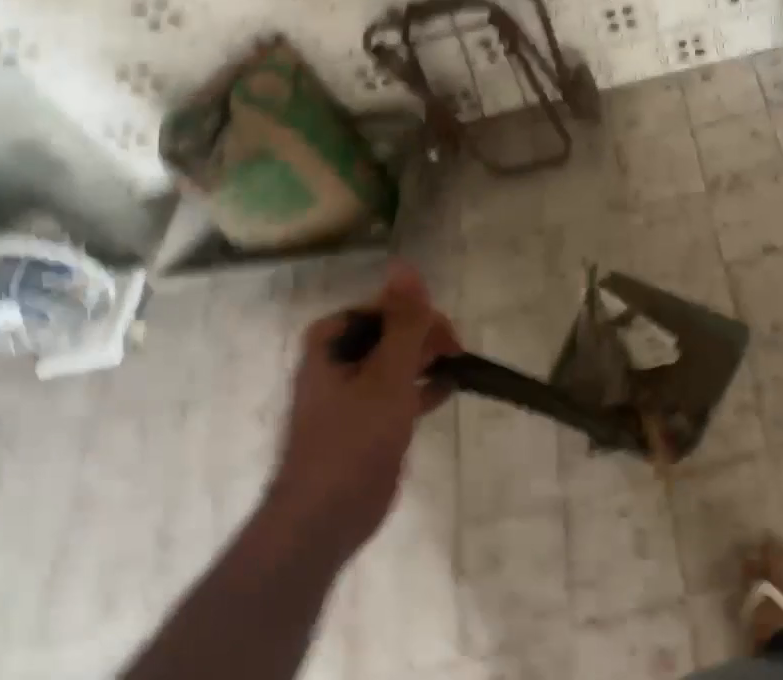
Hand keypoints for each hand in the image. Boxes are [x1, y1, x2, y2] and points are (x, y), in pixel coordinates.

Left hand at [259, 264, 460, 559]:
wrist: (325, 517)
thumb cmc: (353, 439)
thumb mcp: (387, 373)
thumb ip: (402, 321)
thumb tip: (405, 265)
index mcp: (329, 345)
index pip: (380, 309)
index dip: (414, 314)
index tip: (444, 334)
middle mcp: (335, 364)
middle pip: (388, 333)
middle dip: (424, 338)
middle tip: (455, 355)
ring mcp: (349, 396)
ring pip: (395, 362)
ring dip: (425, 361)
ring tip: (457, 369)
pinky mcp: (365, 424)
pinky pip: (398, 392)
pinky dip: (422, 388)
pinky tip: (448, 392)